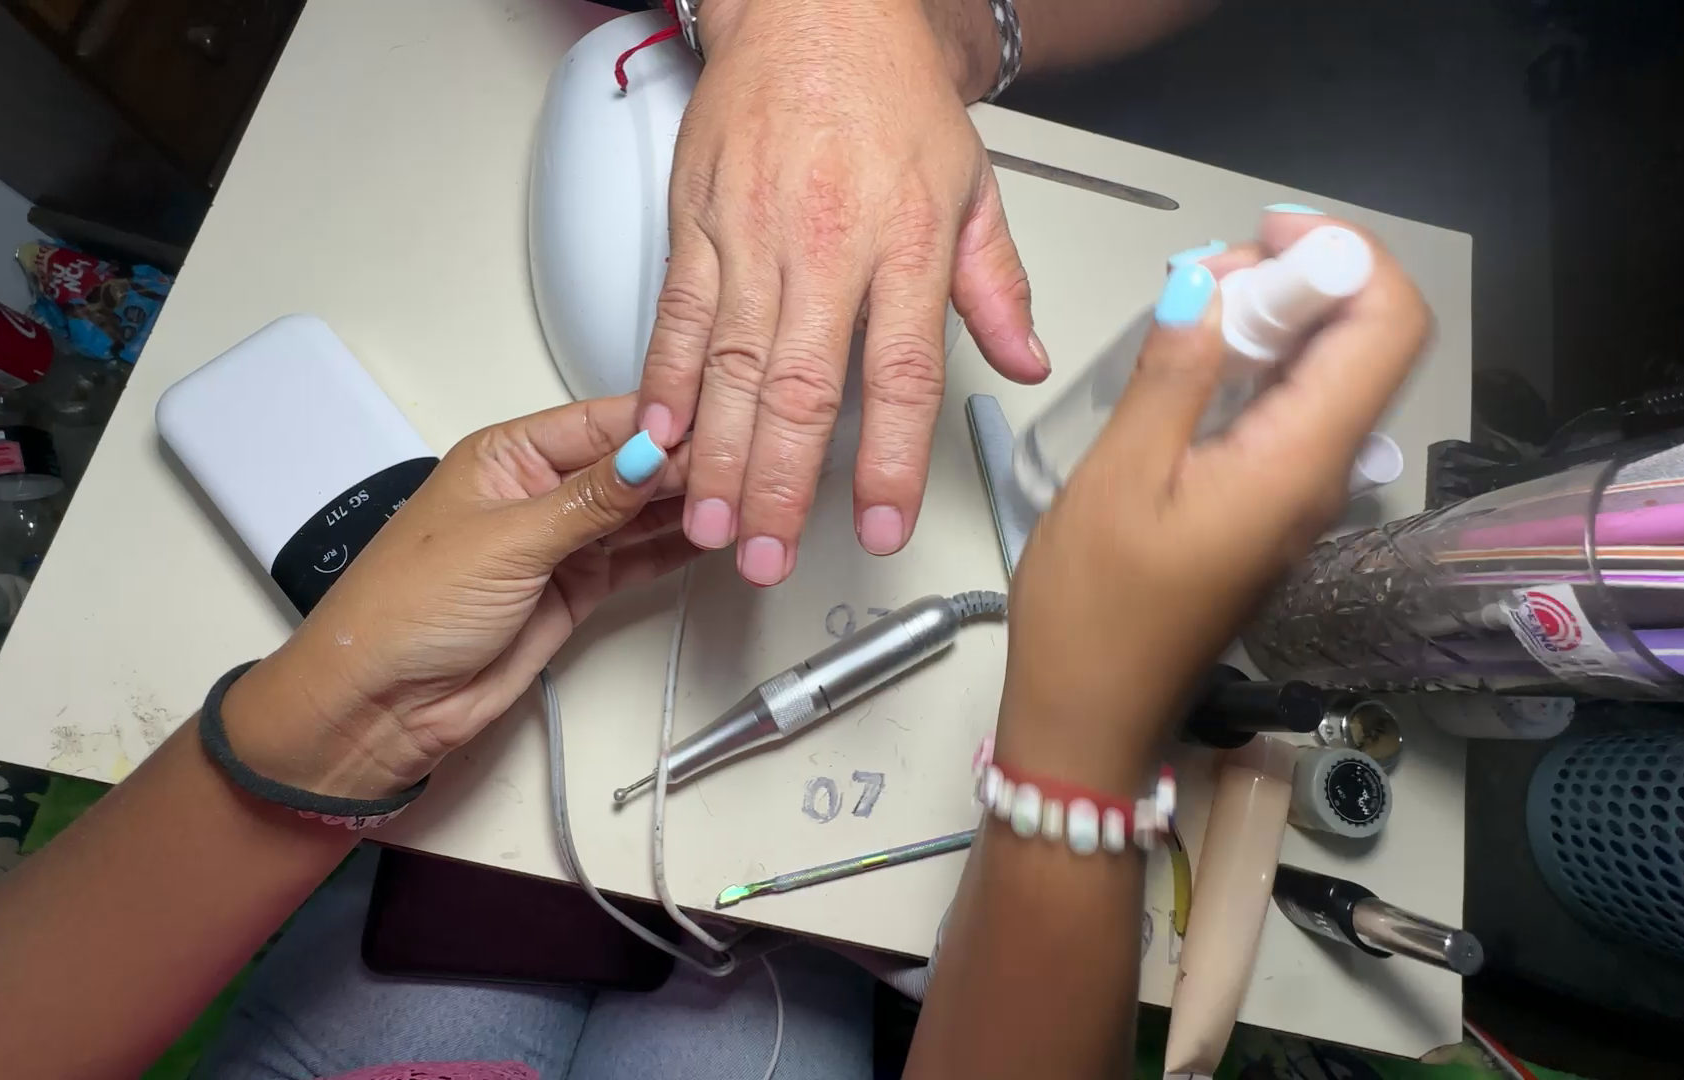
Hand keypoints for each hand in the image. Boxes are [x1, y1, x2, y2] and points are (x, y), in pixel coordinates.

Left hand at [223, 396, 696, 799]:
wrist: (387, 704)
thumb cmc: (408, 608)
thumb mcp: (506, 540)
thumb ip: (589, 499)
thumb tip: (650, 453)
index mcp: (511, 455)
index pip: (603, 425)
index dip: (660, 426)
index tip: (716, 428)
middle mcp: (543, 490)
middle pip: (628, 467)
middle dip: (681, 467)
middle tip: (739, 470)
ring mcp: (565, 540)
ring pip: (640, 512)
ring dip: (685, 508)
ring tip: (738, 502)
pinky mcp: (580, 584)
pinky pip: (638, 558)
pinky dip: (673, 550)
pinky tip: (711, 537)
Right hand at [638, 0, 1047, 586]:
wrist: (813, 8)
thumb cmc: (889, 99)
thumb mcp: (971, 186)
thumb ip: (995, 286)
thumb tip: (1025, 358)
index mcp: (904, 245)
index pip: (902, 378)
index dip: (891, 463)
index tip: (880, 528)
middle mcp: (825, 247)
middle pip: (800, 389)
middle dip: (778, 485)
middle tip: (766, 554)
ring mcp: (752, 236)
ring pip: (728, 366)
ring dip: (714, 455)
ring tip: (708, 522)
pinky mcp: (696, 224)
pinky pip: (675, 314)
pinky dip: (663, 382)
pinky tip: (658, 438)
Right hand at [998, 213, 1429, 786]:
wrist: (1088, 704)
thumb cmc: (1091, 605)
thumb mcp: (1117, 481)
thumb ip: (1170, 380)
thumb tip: (1205, 289)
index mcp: (1293, 465)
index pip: (1382, 328)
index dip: (1341, 259)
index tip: (1257, 238)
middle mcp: (1315, 480)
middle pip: (1357, 351)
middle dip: (1296, 289)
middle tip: (1200, 281)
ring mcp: (1288, 505)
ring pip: (1316, 388)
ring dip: (1268, 333)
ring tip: (1186, 319)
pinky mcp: (1255, 520)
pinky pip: (1277, 427)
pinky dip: (1246, 381)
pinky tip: (1185, 381)